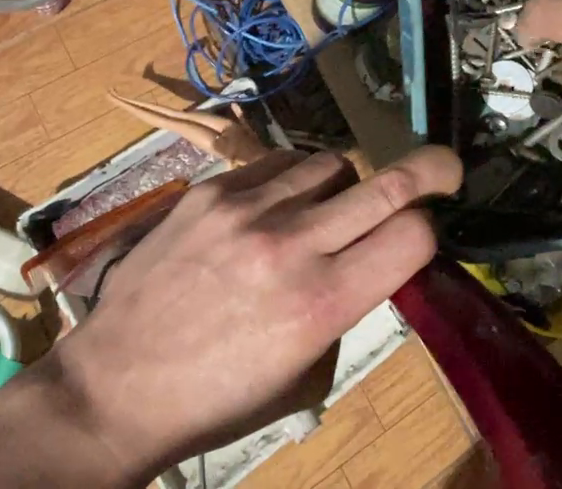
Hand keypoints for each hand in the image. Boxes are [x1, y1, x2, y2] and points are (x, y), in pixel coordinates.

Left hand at [37, 145, 462, 481]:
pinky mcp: (210, 190)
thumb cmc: (219, 399)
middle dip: (432, 171)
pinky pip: (279, 162)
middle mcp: (291, 246)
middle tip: (447, 169)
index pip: (413, 236)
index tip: (423, 234)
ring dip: (345, 184)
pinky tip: (279, 202)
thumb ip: (350, 305)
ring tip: (326, 208)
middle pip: (390, 183)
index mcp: (321, 306)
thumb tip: (378, 253)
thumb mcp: (305, 372)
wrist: (115, 387)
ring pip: (333, 162)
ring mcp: (247, 210)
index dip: (428, 232)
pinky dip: (295, 177)